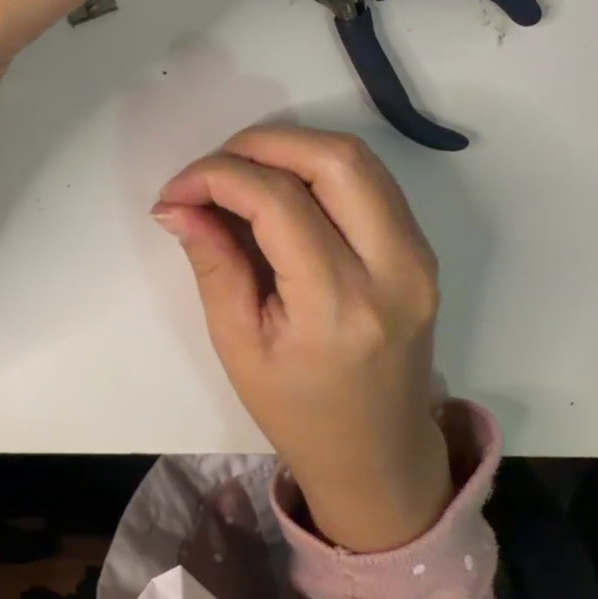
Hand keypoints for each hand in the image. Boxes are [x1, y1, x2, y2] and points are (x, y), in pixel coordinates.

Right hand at [153, 127, 451, 552]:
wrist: (377, 453)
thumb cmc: (295, 409)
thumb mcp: (237, 344)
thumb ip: (212, 264)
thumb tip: (175, 205)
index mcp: (337, 305)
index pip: (277, 201)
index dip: (217, 178)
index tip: (175, 192)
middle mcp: (393, 270)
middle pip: (333, 159)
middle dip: (260, 144)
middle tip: (211, 170)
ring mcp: (418, 257)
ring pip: (359, 160)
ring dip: (292, 149)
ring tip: (239, 175)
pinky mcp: (422, 252)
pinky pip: (372, 183)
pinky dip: (319, 169)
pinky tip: (280, 191)